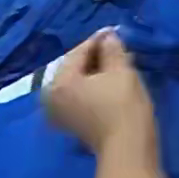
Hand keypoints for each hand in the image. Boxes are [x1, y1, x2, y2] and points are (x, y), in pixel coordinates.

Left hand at [44, 30, 157, 161]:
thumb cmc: (124, 104)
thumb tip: (108, 36)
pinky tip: (110, 82)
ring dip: (94, 71)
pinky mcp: (70, 122)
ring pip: (76, 82)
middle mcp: (50, 97)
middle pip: (73, 67)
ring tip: (116, 63)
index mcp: (59, 83)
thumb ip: (112, 49)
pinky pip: (78, 95)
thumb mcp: (121, 71)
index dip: (98, 40)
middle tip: (117, 47)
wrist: (128, 146)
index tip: (115, 31)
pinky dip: (92, 86)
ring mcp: (58, 112)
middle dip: (94, 56)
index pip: (78, 52)